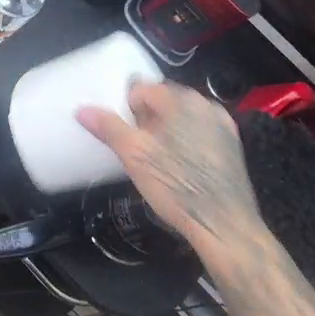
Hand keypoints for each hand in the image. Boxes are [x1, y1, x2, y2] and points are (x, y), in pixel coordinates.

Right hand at [77, 82, 255, 248]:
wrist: (223, 225)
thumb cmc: (175, 185)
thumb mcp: (134, 156)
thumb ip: (109, 128)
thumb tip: (83, 110)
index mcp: (183, 100)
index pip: (142, 90)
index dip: (126, 110)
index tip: (123, 135)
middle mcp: (206, 105)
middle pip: (163, 102)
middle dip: (146, 120)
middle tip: (137, 149)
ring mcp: (222, 126)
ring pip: (181, 118)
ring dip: (165, 131)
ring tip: (156, 160)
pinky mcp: (231, 147)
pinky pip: (198, 133)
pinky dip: (184, 142)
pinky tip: (178, 166)